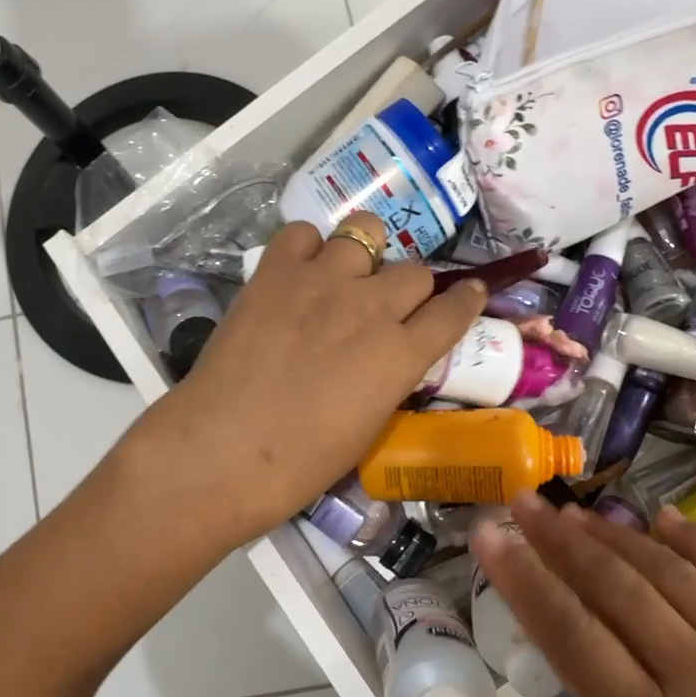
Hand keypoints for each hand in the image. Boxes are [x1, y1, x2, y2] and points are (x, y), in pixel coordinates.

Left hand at [122, 213, 485, 547]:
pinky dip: (306, 248)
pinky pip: (302, 233)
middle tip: (383, 308)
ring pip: (365, 232)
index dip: (465, 300)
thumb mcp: (368, 428)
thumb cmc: (301, 463)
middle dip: (408, 289)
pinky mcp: (275, 272)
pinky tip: (297, 272)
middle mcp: (372, 307)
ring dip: (363, 255)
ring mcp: (322, 281)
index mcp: (401, 355)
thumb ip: (387, 380)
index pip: (453, 310)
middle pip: (413, 272)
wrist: (227, 449)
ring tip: (342, 277)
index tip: (468, 294)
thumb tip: (385, 360)